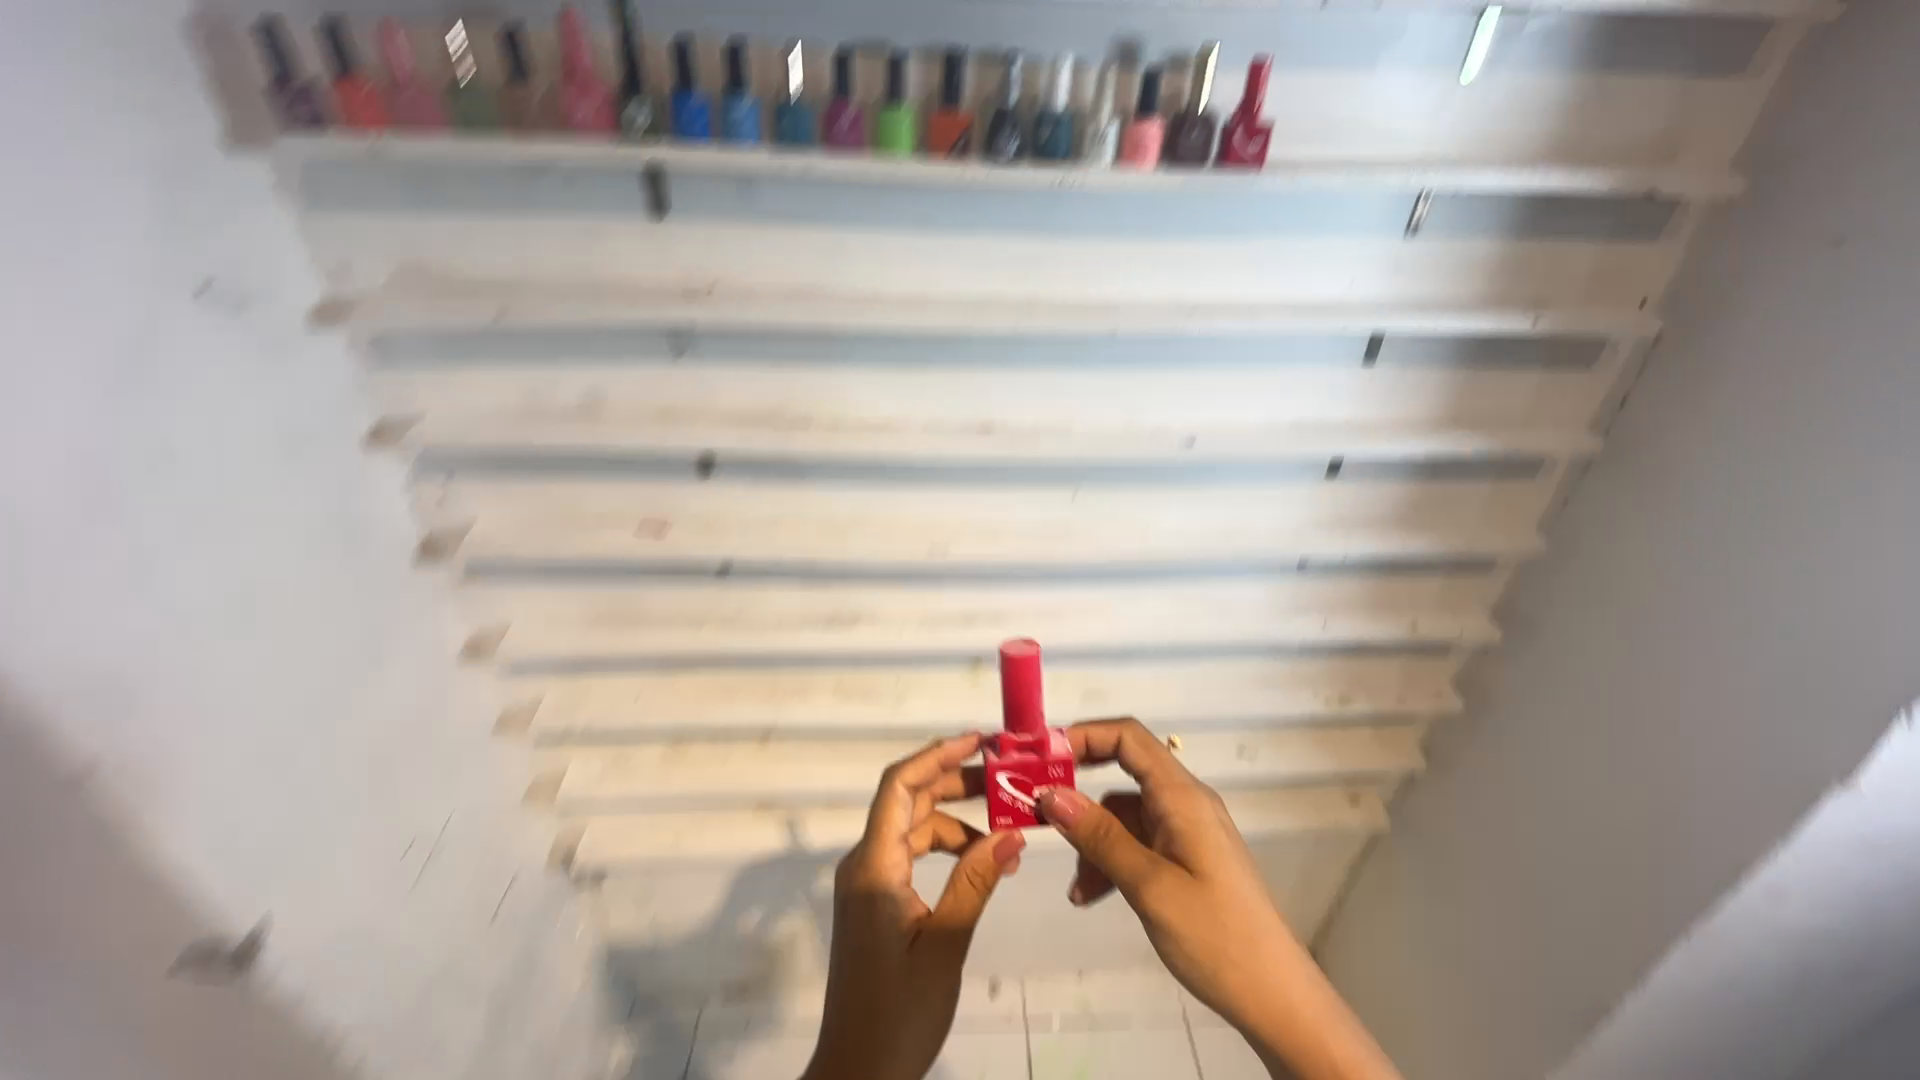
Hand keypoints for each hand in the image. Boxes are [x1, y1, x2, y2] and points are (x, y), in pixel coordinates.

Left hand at [804, 733, 1025, 1079]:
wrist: (858, 1071)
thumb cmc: (899, 1012)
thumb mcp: (946, 944)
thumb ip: (976, 881)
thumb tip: (1014, 831)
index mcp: (873, 866)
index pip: (899, 786)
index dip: (937, 755)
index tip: (980, 740)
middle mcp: (865, 863)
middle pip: (908, 801)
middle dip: (955, 782)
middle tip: (1007, 778)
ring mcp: (868, 881)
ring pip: (914, 828)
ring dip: (957, 821)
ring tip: (1008, 830)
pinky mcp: (876, 900)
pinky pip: (913, 856)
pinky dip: (948, 850)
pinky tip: (983, 862)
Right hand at [1038, 718, 1401, 1079]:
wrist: (1274, 995)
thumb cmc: (1215, 935)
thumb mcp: (1148, 885)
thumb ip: (1099, 836)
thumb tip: (1050, 794)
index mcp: (1182, 796)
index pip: (1128, 738)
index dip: (1083, 736)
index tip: (1039, 759)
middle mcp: (1184, 802)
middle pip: (1122, 772)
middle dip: (1077, 790)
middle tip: (1036, 809)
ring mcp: (1185, 831)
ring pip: (1123, 815)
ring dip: (1092, 841)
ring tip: (1077, 889)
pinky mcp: (1184, 858)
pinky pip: (1136, 843)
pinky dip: (1110, 861)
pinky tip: (1092, 896)